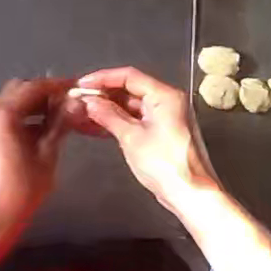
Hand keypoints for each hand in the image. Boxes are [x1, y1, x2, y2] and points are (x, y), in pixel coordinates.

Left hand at [0, 77, 71, 226]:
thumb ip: (60, 123)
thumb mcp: (47, 152)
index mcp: (3, 113)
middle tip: (68, 100)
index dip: (57, 85)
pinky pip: (7, 115)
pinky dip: (24, 115)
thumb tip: (76, 102)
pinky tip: (45, 126)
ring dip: (34, 103)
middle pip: (19, 89)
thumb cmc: (24, 185)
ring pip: (12, 101)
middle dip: (44, 91)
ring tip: (61, 112)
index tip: (77, 86)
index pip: (33, 87)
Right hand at [71, 67, 218, 212]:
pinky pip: (135, 119)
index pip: (129, 76)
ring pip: (130, 105)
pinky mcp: (160, 132)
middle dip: (103, 94)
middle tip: (80, 99)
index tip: (83, 85)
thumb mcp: (131, 137)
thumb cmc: (167, 166)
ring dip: (107, 108)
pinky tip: (97, 125)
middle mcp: (167, 102)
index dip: (102, 78)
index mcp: (165, 96)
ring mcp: (164, 117)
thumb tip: (91, 103)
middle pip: (130, 89)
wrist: (190, 194)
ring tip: (83, 112)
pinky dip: (117, 121)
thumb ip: (108, 116)